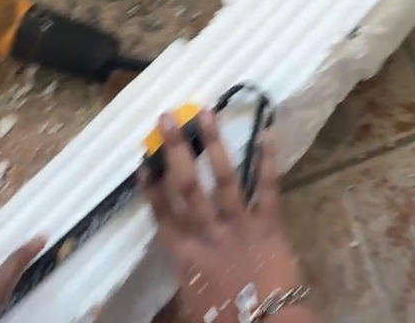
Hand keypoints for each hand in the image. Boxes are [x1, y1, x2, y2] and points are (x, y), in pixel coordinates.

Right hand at [143, 112, 309, 322]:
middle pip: (187, 186)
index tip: (144, 163)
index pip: (163, 215)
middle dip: (176, 150)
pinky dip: (269, 160)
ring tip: (206, 112)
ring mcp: (240, 225)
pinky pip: (269, 188)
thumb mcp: (190, 309)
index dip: (152, 188)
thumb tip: (150, 296)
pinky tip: (268, 132)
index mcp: (186, 256)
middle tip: (167, 118)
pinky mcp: (270, 225)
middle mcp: (209, 233)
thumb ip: (178, 288)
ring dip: (214, 144)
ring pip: (224, 178)